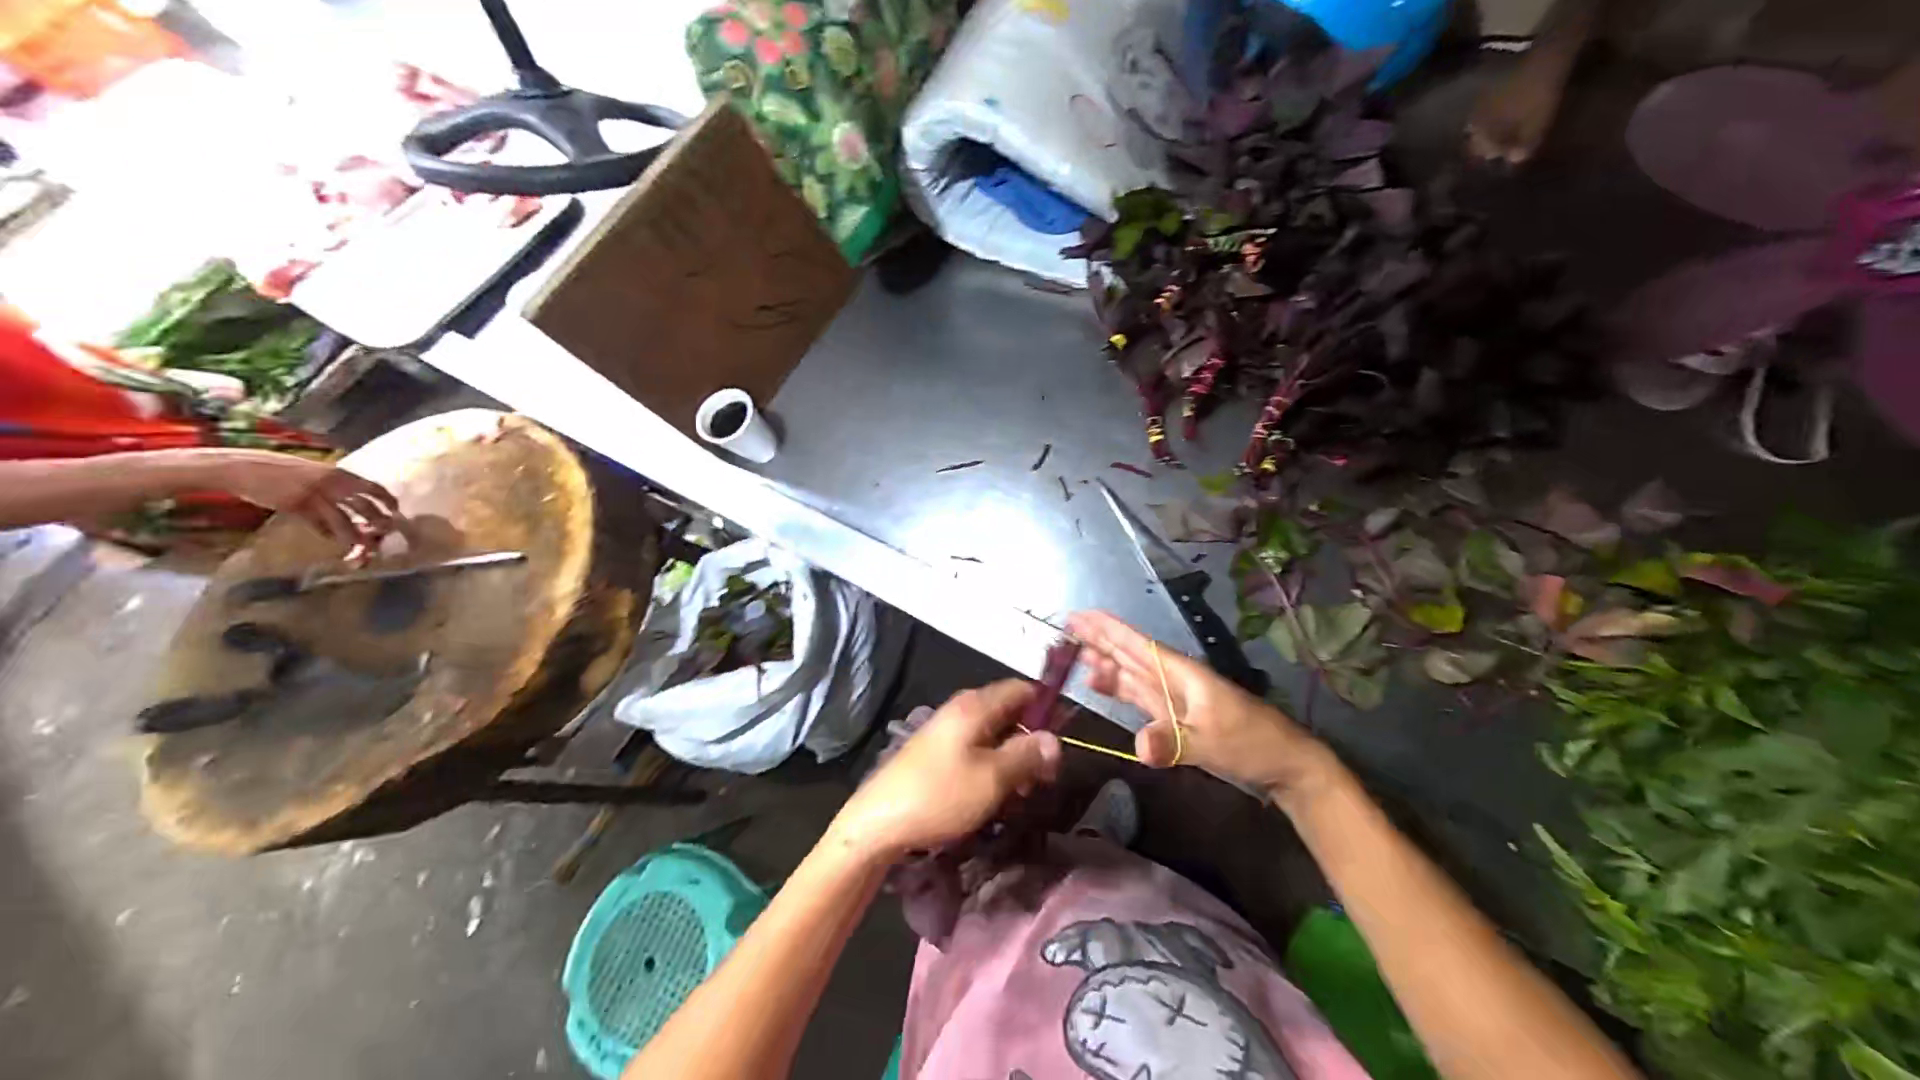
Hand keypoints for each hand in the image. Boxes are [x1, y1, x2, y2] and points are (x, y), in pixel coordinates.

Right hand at [209, 451, 399, 549]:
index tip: (396, 511)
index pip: (373, 488)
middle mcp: (331, 484)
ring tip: (365, 547)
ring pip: (345, 521)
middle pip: (365, 507)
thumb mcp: (316, 469)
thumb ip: (337, 482)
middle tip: (385, 533)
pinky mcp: (297, 508)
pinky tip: (334, 540)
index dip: (388, 500)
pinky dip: (330, 535)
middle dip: (379, 522)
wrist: (242, 467)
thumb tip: (356, 497)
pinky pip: (320, 526)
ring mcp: (314, 496)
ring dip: (357, 536)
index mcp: (339, 473)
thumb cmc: (280, 468)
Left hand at [828, 680, 1061, 861]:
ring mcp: (945, 732)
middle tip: (1044, 778)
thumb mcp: (992, 778)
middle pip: (1009, 713)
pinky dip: (991, 769)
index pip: (1021, 689)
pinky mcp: (935, 754)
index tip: (1064, 739)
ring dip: (1012, 760)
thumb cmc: (939, 795)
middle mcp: (959, 710)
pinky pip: (975, 751)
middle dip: (1031, 741)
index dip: (1046, 709)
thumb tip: (1055, 739)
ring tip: (1020, 794)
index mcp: (974, 706)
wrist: (878, 823)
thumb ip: (1027, 755)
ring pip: (993, 736)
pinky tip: (994, 797)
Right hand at [1068, 611, 1332, 798]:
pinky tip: (1103, 684)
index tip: (1080, 616)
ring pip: (1132, 673)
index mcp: (1181, 673)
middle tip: (1068, 627)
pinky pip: (1139, 695)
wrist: (1285, 765)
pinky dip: (1118, 687)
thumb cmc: (1252, 744)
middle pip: (1130, 654)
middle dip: (1100, 639)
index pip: (1137, 645)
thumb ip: (1174, 743)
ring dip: (1106, 662)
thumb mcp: (1212, 744)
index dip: (1108, 630)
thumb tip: (1138, 747)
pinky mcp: (1175, 717)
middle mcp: (1173, 679)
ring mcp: (1174, 698)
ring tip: (1077, 654)